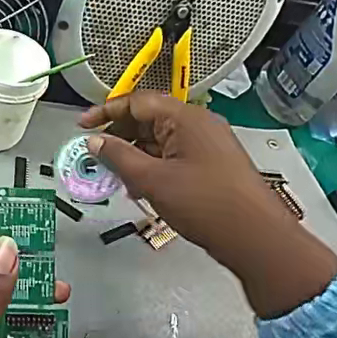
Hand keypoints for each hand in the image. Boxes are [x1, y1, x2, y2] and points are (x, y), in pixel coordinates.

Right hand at [79, 93, 336, 317]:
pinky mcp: (213, 164)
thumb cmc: (204, 203)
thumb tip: (95, 141)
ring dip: (135, 155)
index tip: (82, 126)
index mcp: (185, 117)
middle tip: (97, 155)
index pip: (137, 101)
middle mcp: (198, 123)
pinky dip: (153, 166)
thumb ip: (119, 157)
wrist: (254, 236)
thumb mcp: (152, 180)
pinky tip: (142, 188)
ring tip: (118, 177)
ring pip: (161, 139)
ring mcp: (208, 143)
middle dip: (120, 136)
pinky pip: (174, 155)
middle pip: (149, 118)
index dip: (106, 112)